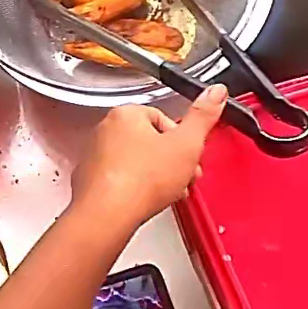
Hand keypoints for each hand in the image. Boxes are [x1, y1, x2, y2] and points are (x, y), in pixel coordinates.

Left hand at [69, 85, 226, 234]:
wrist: (108, 215)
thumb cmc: (141, 180)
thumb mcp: (186, 144)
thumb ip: (202, 116)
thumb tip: (215, 93)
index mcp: (126, 115)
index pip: (162, 118)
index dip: (181, 140)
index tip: (189, 155)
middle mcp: (106, 131)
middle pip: (149, 140)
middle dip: (170, 160)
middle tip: (182, 177)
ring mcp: (96, 157)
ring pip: (135, 161)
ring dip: (154, 176)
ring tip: (167, 192)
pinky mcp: (91, 181)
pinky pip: (121, 180)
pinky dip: (134, 189)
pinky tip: (145, 201)